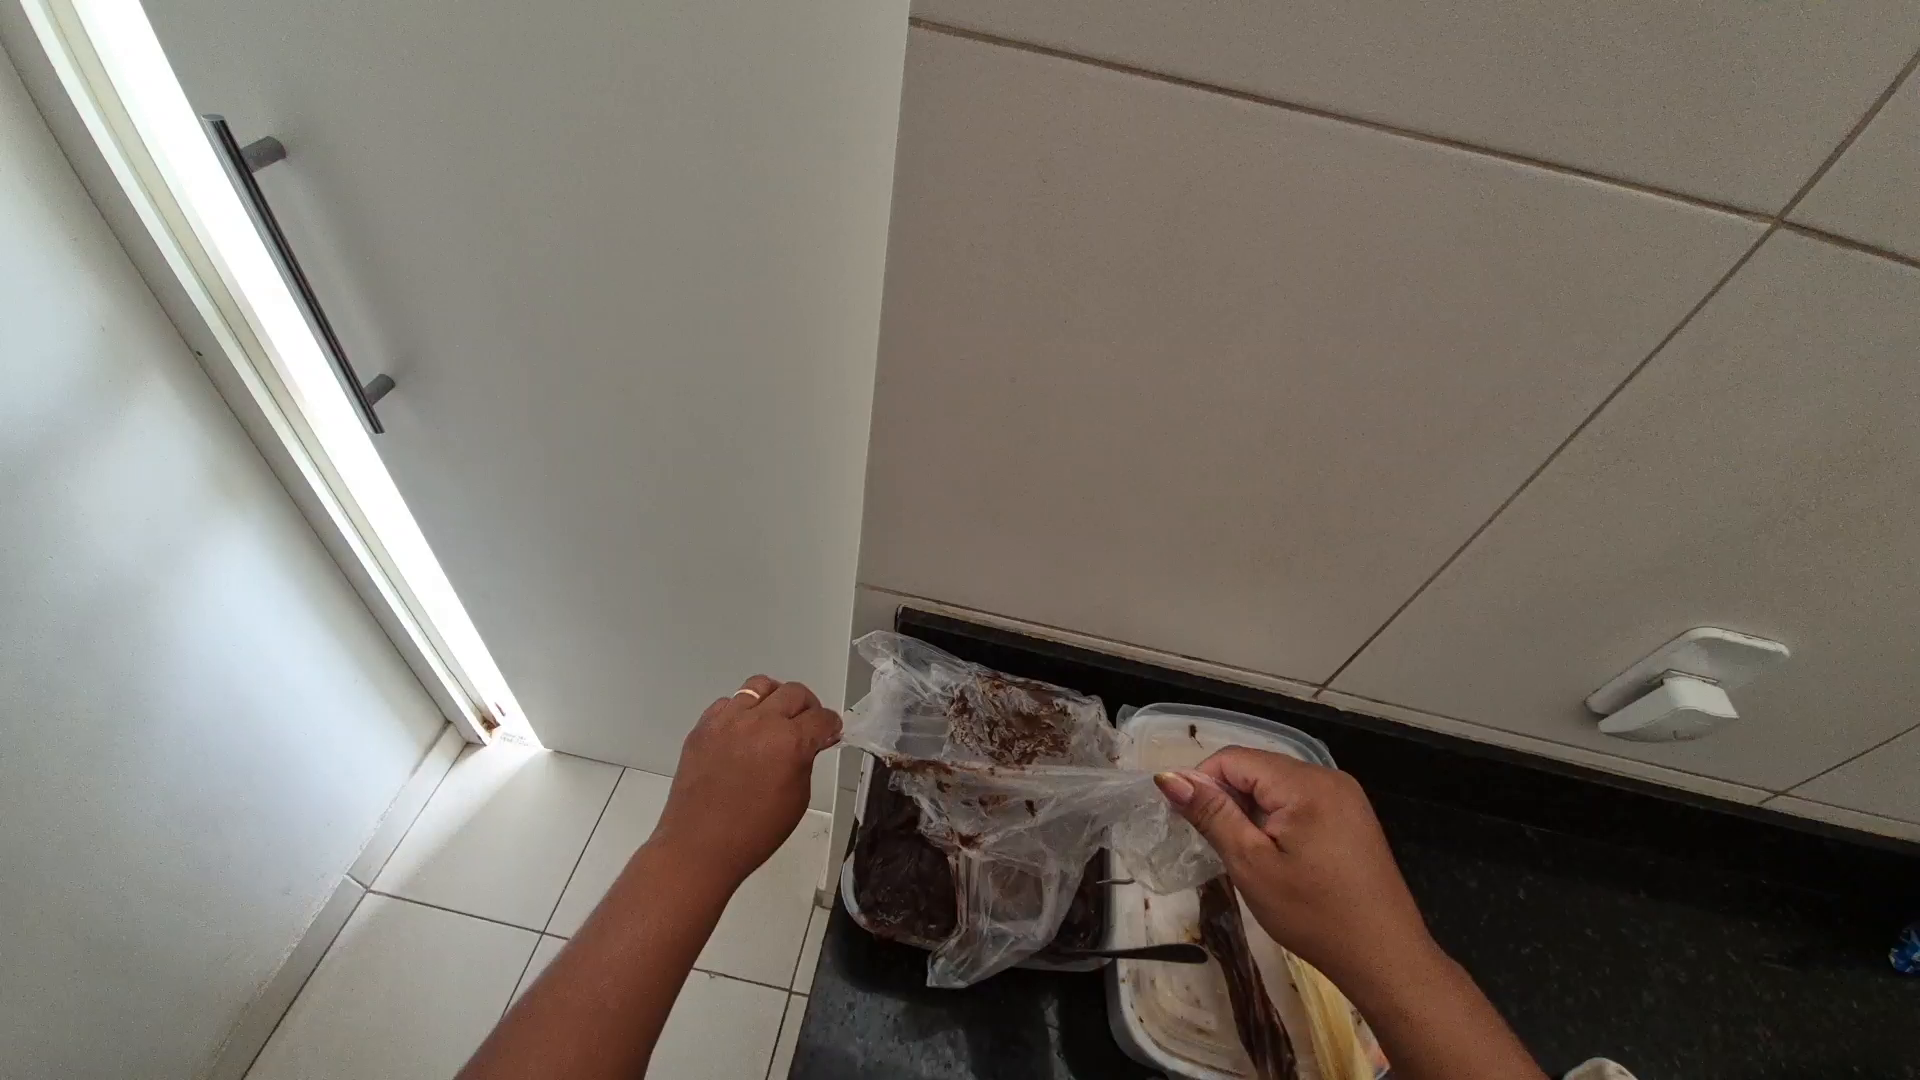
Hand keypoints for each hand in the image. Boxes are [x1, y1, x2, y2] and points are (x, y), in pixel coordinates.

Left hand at [650, 676, 841, 889]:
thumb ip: (806, 761)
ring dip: (774, 699)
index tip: (830, 732)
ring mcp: (728, 721)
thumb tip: (812, 742)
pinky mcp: (703, 727)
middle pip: (794, 693)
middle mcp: (760, 722)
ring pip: (759, 686)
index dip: (830, 726)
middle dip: (808, 706)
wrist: (698, 847)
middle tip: (807, 724)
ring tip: (774, 717)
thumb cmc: (755, 832)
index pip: (821, 718)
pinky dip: (741, 711)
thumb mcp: (798, 799)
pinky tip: (743, 731)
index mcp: (789, 742)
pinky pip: (728, 703)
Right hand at [1155, 748, 1437, 991]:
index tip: (1193, 824)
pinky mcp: (1351, 814)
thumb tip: (1167, 777)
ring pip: (1275, 783)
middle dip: (1228, 798)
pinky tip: (1277, 854)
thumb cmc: (1314, 915)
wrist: (1387, 960)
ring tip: (1250, 854)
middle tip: (1223, 845)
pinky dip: (1276, 817)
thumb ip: (1211, 813)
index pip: (1233, 759)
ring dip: (1250, 809)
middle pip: (1255, 767)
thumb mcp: (1251, 864)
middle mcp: (1327, 776)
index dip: (1203, 784)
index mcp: (1305, 783)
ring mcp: (1344, 795)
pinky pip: (1298, 798)